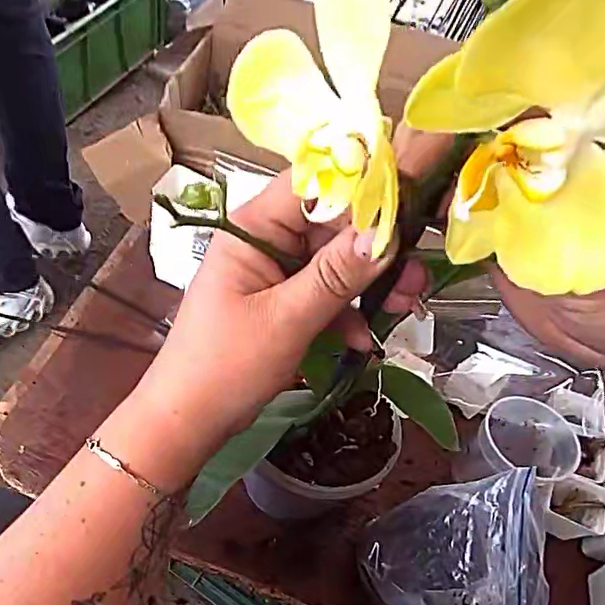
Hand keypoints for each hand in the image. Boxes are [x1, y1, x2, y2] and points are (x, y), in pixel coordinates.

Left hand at [104, 170, 428, 488]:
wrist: (189, 419)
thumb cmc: (224, 367)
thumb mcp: (286, 319)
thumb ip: (336, 276)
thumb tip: (385, 235)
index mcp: (254, 228)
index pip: (314, 185)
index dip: (362, 191)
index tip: (407, 211)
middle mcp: (266, 242)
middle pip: (332, 227)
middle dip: (376, 251)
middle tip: (415, 275)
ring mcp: (275, 275)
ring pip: (335, 265)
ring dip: (370, 286)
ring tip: (405, 305)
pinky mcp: (283, 306)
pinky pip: (325, 297)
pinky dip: (347, 315)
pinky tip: (365, 340)